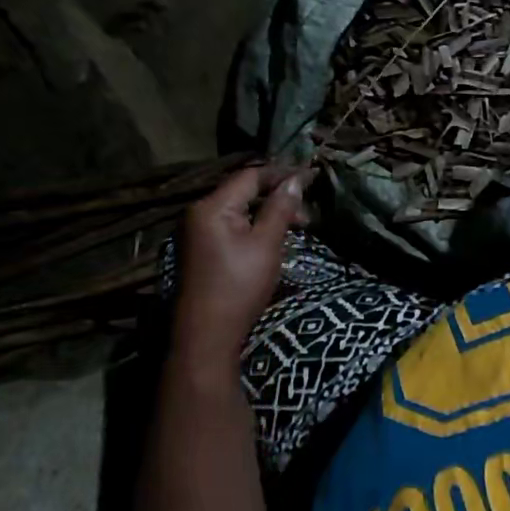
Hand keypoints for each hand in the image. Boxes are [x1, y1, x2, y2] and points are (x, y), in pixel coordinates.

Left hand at [174, 165, 308, 360]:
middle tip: (307, 209)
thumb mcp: (266, 244)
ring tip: (297, 225)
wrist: (206, 336)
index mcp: (212, 207)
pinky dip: (255, 224)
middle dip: (278, 194)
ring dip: (269, 211)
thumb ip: (280, 208)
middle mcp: (199, 213)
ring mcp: (197, 232)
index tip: (312, 176)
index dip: (283, 173)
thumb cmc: (239, 286)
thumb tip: (296, 180)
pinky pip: (232, 224)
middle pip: (244, 190)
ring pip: (239, 208)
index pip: (251, 175)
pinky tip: (275, 236)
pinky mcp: (202, 249)